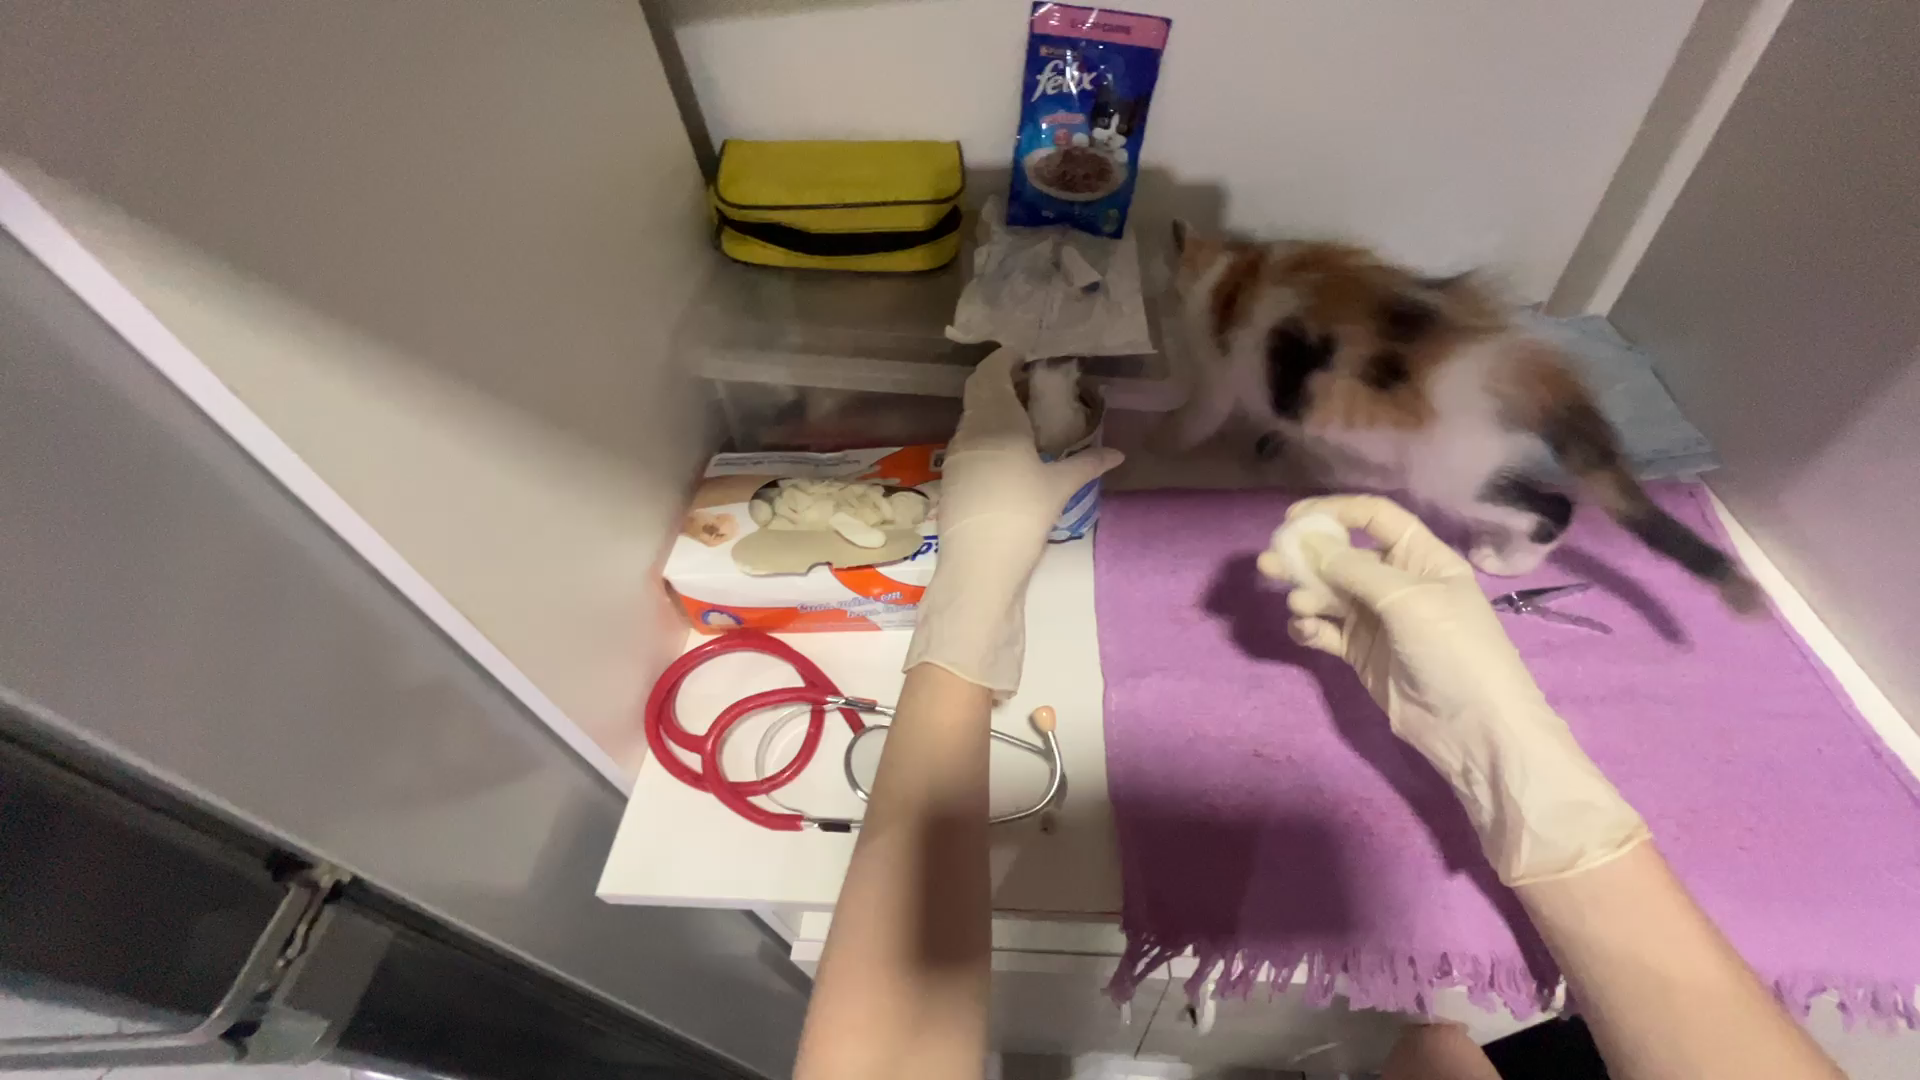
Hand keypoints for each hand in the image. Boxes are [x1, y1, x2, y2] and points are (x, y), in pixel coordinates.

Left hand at [904, 349, 1122, 693]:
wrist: (978, 562)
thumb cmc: (1022, 515)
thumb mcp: (1059, 487)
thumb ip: (1087, 464)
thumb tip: (1117, 454)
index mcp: (997, 420)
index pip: (992, 373)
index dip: (1004, 358)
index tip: (1023, 354)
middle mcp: (971, 429)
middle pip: (978, 390)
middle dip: (998, 379)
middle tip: (1026, 380)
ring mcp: (957, 453)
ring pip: (971, 416)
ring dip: (991, 406)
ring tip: (1022, 413)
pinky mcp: (952, 476)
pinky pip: (969, 440)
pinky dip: (985, 432)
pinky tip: (1006, 449)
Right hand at [1268, 495, 1648, 884]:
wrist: (1472, 728)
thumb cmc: (1453, 650)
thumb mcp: (1407, 599)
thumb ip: (1354, 569)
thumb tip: (1310, 545)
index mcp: (1421, 558)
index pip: (1375, 518)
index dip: (1335, 511)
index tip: (1294, 519)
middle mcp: (1395, 582)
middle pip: (1341, 556)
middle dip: (1304, 557)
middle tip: (1268, 563)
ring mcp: (1375, 618)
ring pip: (1326, 593)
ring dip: (1304, 594)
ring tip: (1296, 605)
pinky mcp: (1359, 651)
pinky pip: (1323, 629)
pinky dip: (1308, 626)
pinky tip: (1305, 632)